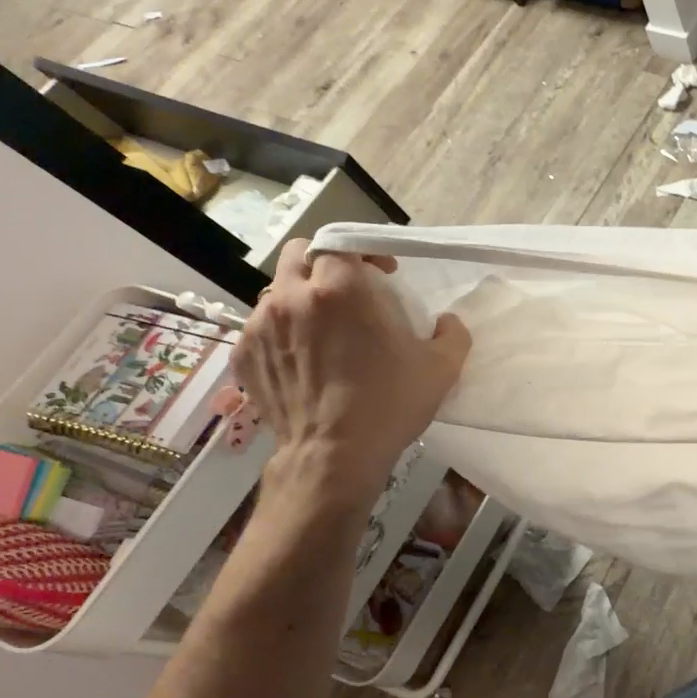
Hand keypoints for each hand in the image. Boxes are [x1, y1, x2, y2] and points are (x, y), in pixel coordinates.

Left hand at [233, 240, 470, 499]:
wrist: (334, 454)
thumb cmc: (391, 404)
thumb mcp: (442, 367)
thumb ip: (452, 333)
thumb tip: (446, 321)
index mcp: (340, 290)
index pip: (340, 243)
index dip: (364, 252)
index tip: (384, 273)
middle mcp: (292, 297)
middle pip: (299, 254)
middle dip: (325, 264)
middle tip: (350, 290)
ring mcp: (261, 325)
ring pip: (276, 290)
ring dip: (301, 297)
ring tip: (325, 326)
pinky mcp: (244, 353)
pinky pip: (262, 327)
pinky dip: (284, 331)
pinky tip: (306, 357)